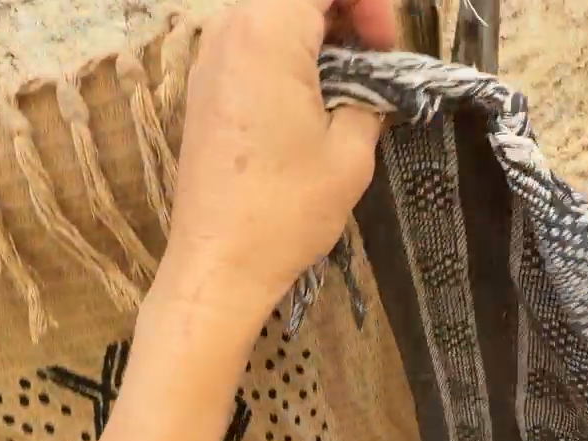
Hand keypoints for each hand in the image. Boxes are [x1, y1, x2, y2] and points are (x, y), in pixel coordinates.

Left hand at [154, 0, 393, 322]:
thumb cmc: (286, 213)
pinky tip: (307, 106)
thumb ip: (369, 100)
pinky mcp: (204, 95)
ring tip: (342, 88)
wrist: (220, 266)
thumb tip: (373, 88)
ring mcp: (208, 63)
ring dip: (315, 37)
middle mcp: (228, 32)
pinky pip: (249, 49)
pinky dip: (285, 59)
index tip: (384, 49)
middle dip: (342, 13)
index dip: (368, 1)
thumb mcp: (350, 156)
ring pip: (270, 18)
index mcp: (266, 32)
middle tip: (370, 63)